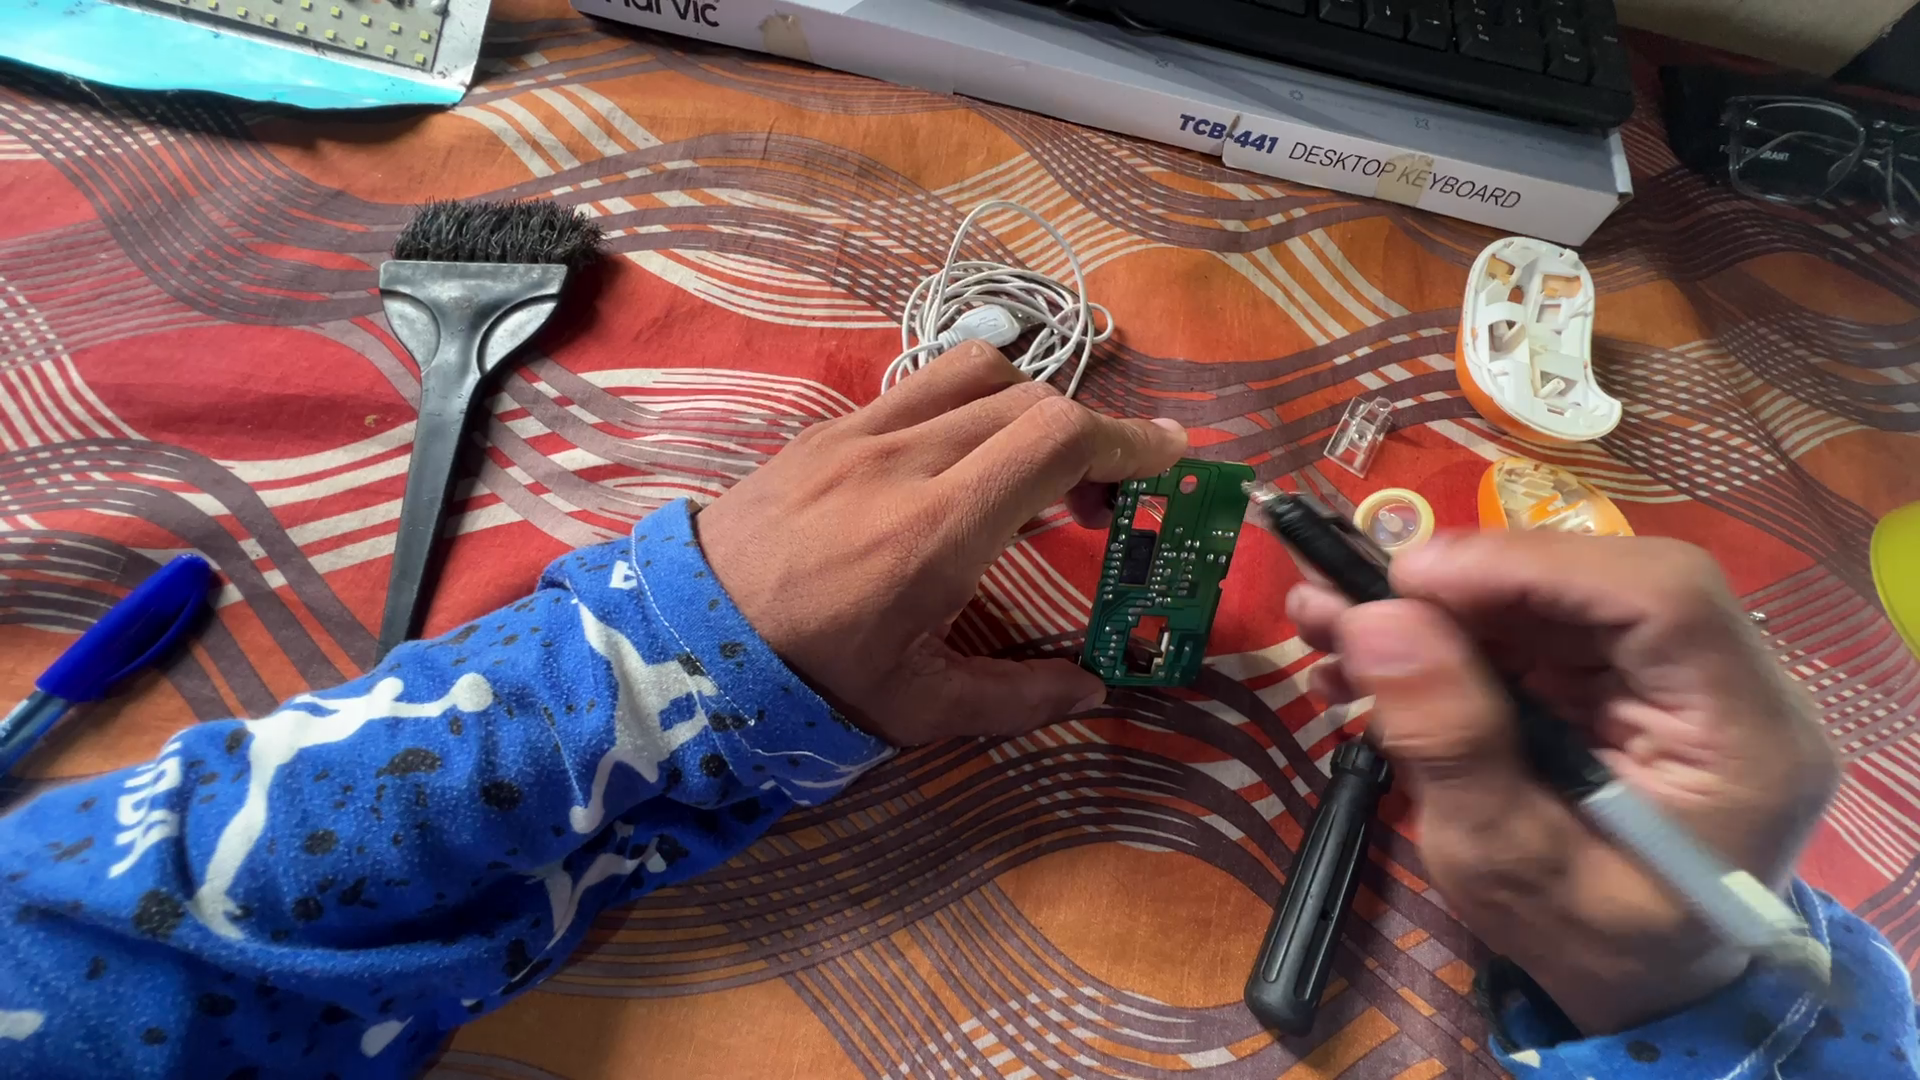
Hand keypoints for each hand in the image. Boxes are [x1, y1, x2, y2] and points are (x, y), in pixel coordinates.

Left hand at [695, 342, 1186, 744]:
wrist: (682, 635)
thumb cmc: (804, 676)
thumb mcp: (914, 708)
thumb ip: (1016, 697)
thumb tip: (1092, 686)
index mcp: (934, 532)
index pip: (1054, 440)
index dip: (1126, 439)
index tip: (1165, 457)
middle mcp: (903, 461)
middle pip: (1029, 399)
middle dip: (1089, 435)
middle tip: (1100, 498)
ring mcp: (858, 432)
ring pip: (976, 373)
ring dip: (1030, 405)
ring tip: (1034, 465)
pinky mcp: (827, 427)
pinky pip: (920, 386)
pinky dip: (970, 405)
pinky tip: (960, 459)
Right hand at [1288, 532, 1837, 1034]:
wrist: (1620, 974)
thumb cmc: (1580, 934)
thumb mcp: (1502, 856)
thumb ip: (1448, 740)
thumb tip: (1374, 619)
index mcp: (1733, 733)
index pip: (1654, 596)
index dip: (1524, 566)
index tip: (1405, 579)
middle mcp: (1698, 680)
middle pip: (1576, 580)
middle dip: (1445, 582)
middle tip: (1338, 597)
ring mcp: (1636, 674)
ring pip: (1522, 593)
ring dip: (1410, 602)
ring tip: (1317, 618)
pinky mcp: (1580, 677)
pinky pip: (1494, 626)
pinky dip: (1413, 633)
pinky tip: (1347, 662)